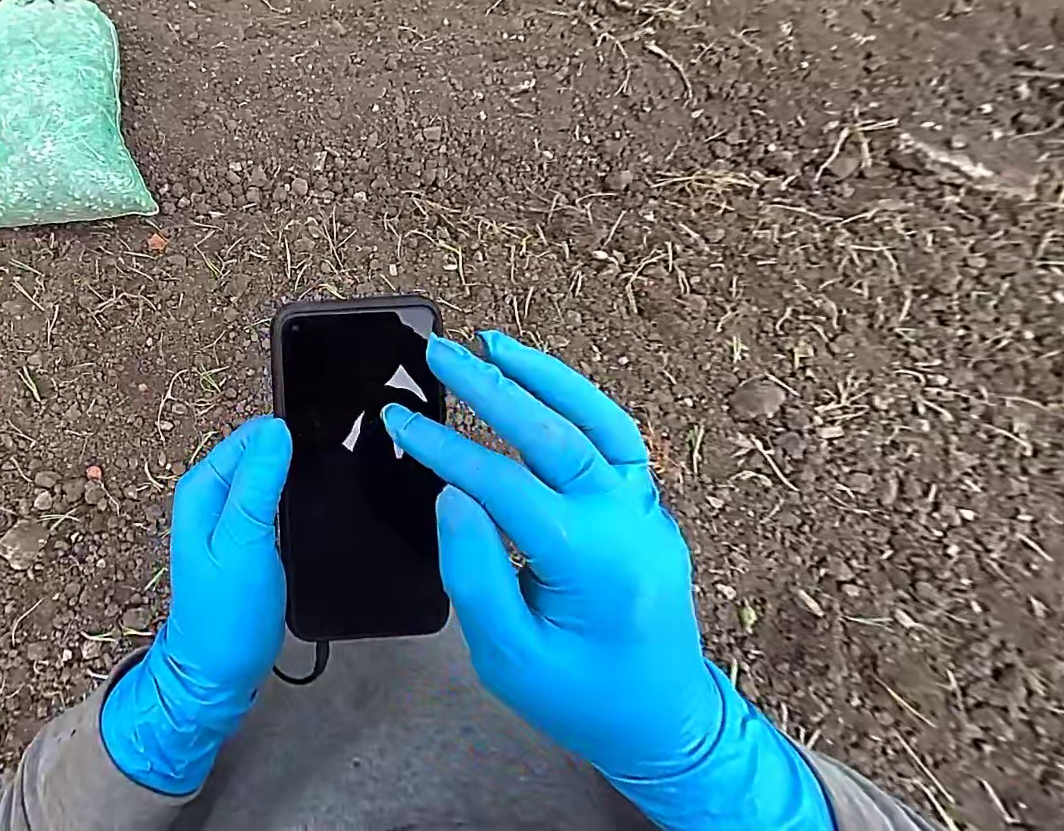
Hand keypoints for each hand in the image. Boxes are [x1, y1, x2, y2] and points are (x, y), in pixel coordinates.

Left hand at [101, 416, 291, 793]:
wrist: (217, 674)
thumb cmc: (226, 615)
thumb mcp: (244, 543)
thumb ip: (258, 484)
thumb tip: (276, 430)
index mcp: (203, 487)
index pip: (249, 436)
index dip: (284, 436)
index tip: (318, 446)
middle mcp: (213, 494)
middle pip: (259, 451)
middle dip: (290, 454)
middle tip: (325, 469)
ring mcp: (229, 515)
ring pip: (268, 474)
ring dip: (292, 475)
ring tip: (323, 482)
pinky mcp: (246, 533)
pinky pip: (271, 498)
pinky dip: (290, 497)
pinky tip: (308, 504)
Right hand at [383, 332, 829, 829]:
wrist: (664, 721)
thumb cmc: (578, 697)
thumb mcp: (508, 656)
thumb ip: (473, 572)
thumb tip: (452, 491)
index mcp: (592, 565)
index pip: (507, 486)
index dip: (447, 449)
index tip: (399, 420)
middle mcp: (627, 523)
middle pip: (554, 434)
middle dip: (490, 387)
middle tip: (440, 352)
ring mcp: (644, 506)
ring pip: (596, 419)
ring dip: (541, 374)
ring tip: (491, 342)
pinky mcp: (644, 500)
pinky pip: (612, 434)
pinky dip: (572, 396)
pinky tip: (535, 377)